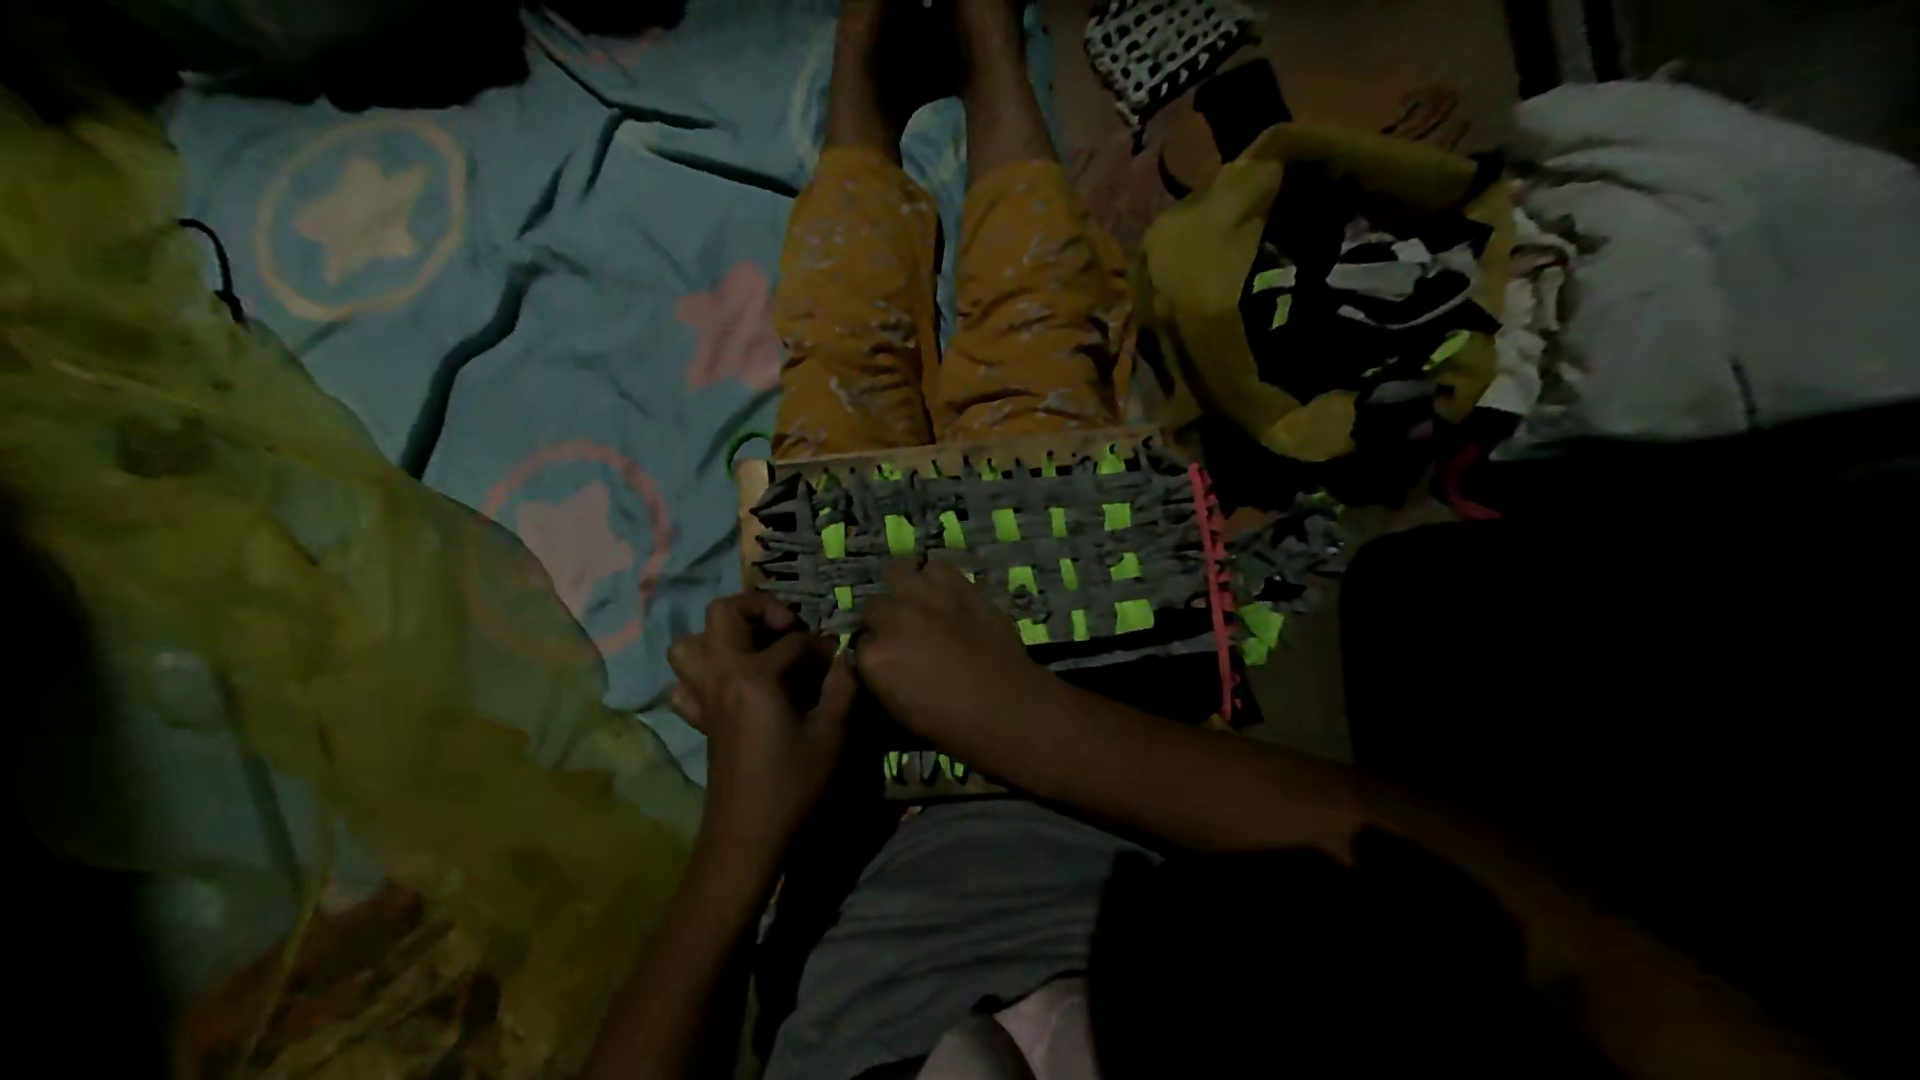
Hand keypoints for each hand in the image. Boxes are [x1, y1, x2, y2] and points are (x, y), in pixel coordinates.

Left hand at [667, 591, 855, 857]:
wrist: (747, 835)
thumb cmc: (793, 784)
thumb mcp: (831, 734)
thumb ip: (842, 686)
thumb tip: (846, 656)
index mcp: (754, 677)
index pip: (792, 640)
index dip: (821, 645)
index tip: (837, 660)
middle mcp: (721, 676)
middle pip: (724, 613)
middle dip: (759, 608)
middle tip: (788, 629)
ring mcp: (704, 697)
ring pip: (691, 643)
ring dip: (723, 635)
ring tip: (757, 649)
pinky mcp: (699, 718)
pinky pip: (685, 682)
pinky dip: (703, 674)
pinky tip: (732, 685)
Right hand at [854, 560, 1052, 742]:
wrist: (1009, 709)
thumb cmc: (953, 727)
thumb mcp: (899, 713)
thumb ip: (881, 680)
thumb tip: (879, 663)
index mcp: (875, 658)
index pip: (859, 644)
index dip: (874, 651)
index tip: (886, 661)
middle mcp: (896, 619)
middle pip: (874, 606)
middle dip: (884, 620)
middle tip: (904, 635)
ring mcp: (930, 599)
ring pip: (899, 573)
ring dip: (904, 588)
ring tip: (917, 603)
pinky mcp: (962, 588)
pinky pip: (937, 568)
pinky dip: (936, 578)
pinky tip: (943, 594)